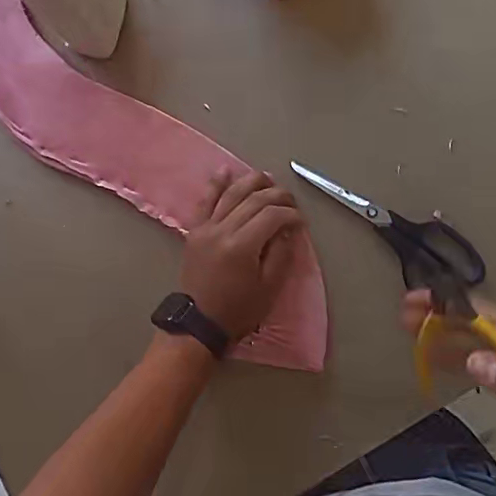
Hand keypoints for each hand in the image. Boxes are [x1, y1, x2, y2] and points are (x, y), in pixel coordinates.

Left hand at [180, 168, 303, 341]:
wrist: (198, 324)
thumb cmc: (237, 311)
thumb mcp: (269, 288)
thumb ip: (281, 254)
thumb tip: (288, 230)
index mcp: (242, 246)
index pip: (272, 216)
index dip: (291, 214)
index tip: (300, 221)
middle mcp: (222, 230)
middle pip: (253, 200)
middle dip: (277, 195)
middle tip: (291, 200)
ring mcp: (206, 228)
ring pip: (231, 194)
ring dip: (251, 182)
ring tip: (267, 178)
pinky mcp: (195, 232)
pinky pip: (205, 201)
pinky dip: (216, 185)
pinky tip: (225, 171)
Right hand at [400, 289, 495, 495]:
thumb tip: (472, 358)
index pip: (494, 321)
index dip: (454, 309)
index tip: (419, 301)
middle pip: (491, 332)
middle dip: (449, 322)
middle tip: (407, 316)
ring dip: (460, 343)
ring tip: (421, 338)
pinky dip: (481, 367)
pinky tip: (463, 368)